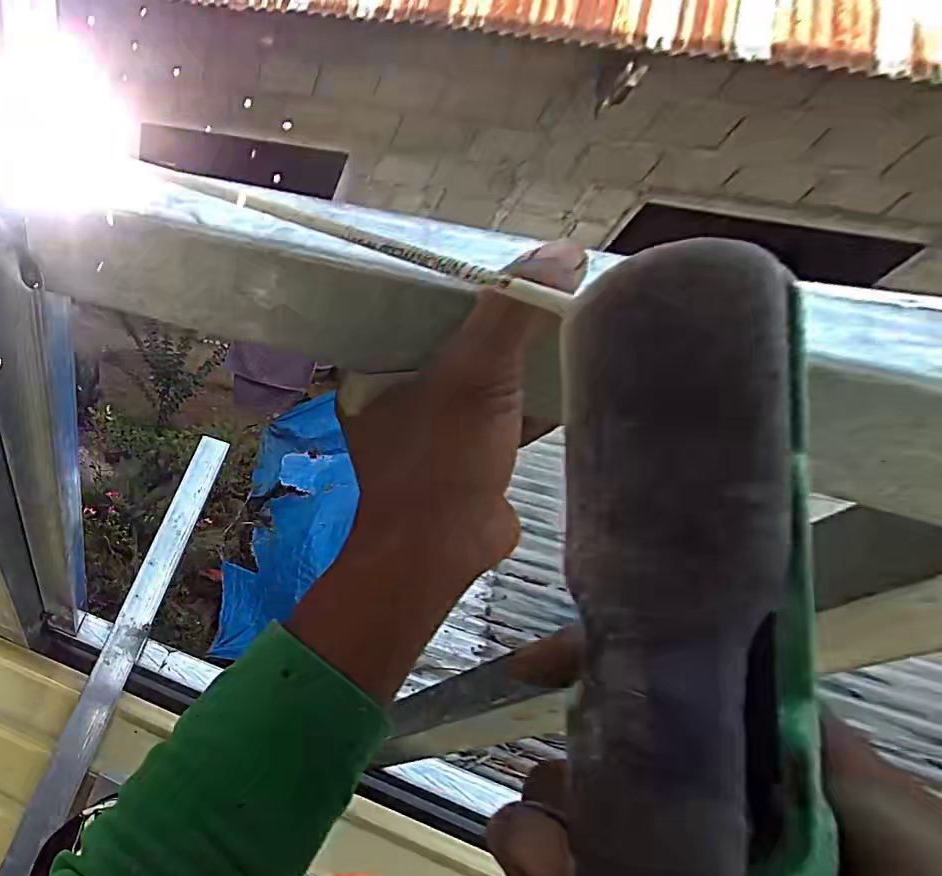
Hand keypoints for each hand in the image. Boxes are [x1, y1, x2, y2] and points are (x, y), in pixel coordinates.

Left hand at [285, 241, 588, 702]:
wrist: (441, 546)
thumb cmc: (439, 460)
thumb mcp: (472, 378)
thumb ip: (506, 316)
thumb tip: (556, 254)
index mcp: (371, 380)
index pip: (407, 318)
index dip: (452, 290)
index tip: (503, 260)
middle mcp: (394, 400)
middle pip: (451, 344)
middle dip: (499, 320)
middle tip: (553, 281)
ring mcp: (431, 428)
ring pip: (482, 377)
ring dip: (522, 355)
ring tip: (574, 311)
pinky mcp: (467, 452)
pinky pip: (506, 410)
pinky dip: (537, 392)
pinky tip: (579, 366)